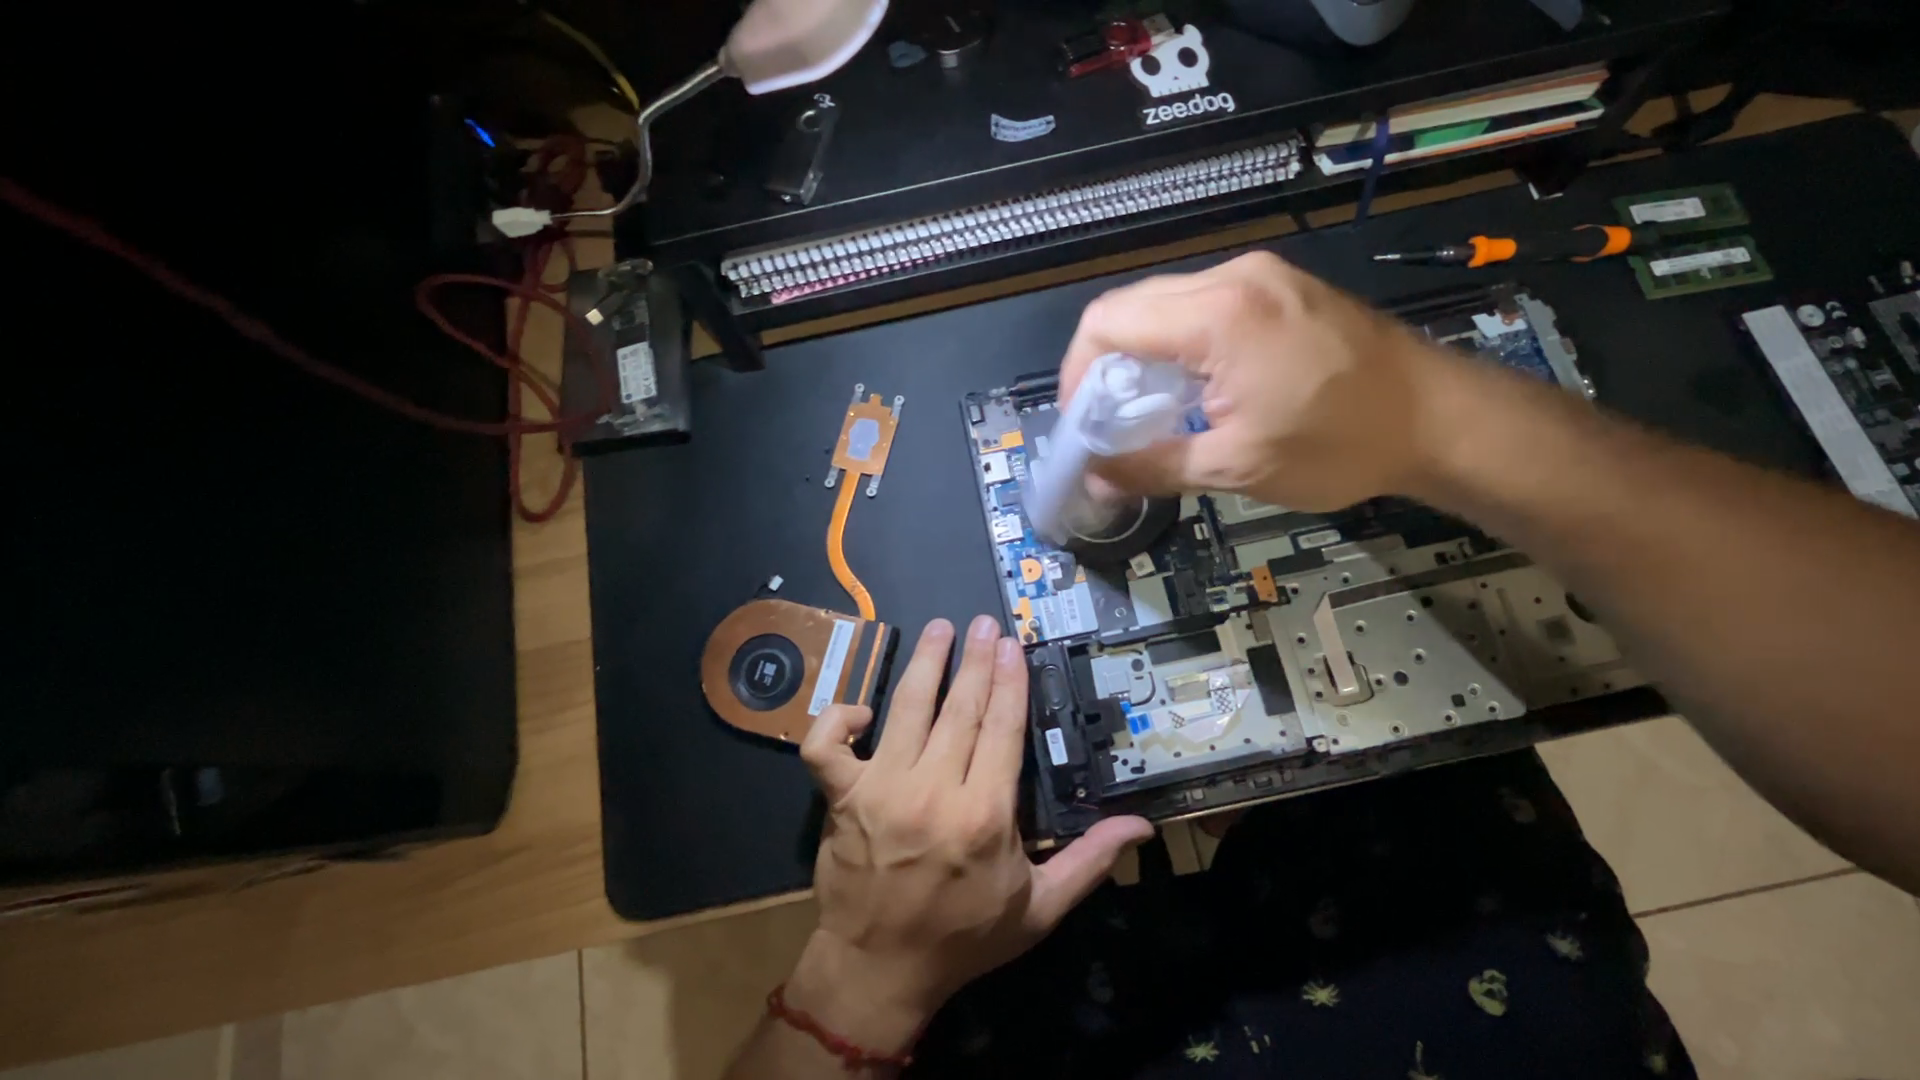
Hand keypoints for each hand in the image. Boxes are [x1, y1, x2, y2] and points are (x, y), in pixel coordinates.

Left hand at [789, 616, 1154, 1051]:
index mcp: (985, 814)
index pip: (1002, 728)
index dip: (1009, 682)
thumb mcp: (1038, 908)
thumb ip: (1090, 861)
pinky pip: (826, 746)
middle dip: (975, 660)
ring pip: (904, 710)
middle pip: (959, 709)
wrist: (879, 969)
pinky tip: (862, 710)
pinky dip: (836, 719)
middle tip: (984, 623)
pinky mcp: (840, 798)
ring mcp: (881, 790)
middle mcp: (933, 791)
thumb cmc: (963, 937)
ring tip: (941, 630)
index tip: (1013, 646)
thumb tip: (1142, 826)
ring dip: (924, 665)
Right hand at [1060, 250, 1457, 510]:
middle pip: (1131, 306)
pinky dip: (1179, 344)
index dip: (1077, 374)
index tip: (1083, 423)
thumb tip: (1094, 478)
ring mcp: (1260, 276)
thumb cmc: (1340, 445)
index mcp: (1217, 316)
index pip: (1107, 322)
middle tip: (1110, 421)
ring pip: (1165, 304)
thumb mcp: (1237, 466)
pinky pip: (1202, 305)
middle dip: (1105, 365)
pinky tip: (1193, 385)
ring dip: (1143, 354)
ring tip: (1151, 408)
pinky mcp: (1279, 286)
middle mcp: (1232, 278)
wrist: (1439, 418)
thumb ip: (1153, 466)